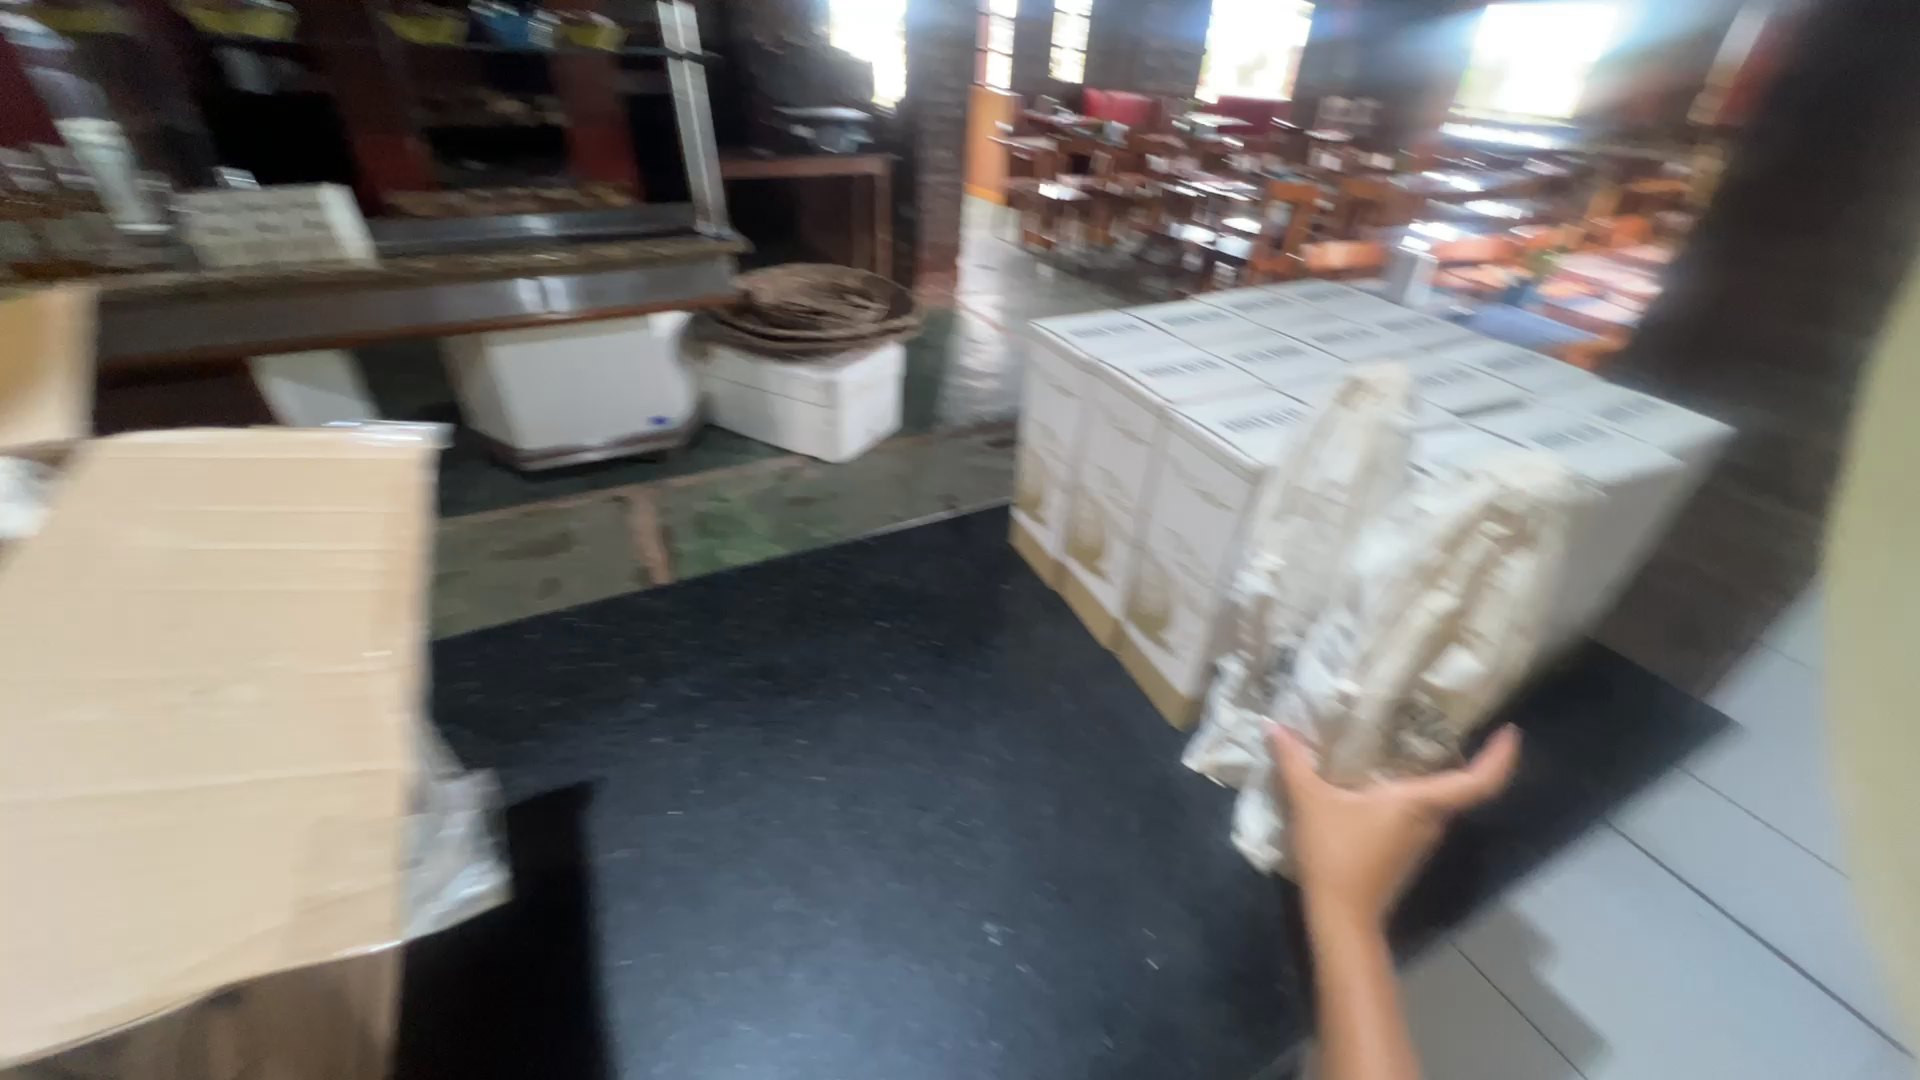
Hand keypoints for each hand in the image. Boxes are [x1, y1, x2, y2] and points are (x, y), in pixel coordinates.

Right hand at [1269, 722, 1520, 927]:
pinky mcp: (1404, 850)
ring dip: (1433, 774)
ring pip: (1438, 801)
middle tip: (1443, 722)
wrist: (1341, 915)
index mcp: (1418, 804)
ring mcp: (1419, 839)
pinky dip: (1411, 791)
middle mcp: (1429, 821)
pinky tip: (1379, 780)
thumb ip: (1293, 761)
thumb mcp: (1309, 801)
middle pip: (1461, 787)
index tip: (1509, 731)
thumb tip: (1273, 726)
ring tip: (1406, 743)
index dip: (1500, 757)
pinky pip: (1418, 812)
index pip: (1478, 782)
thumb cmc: (1336, 854)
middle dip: (1463, 757)